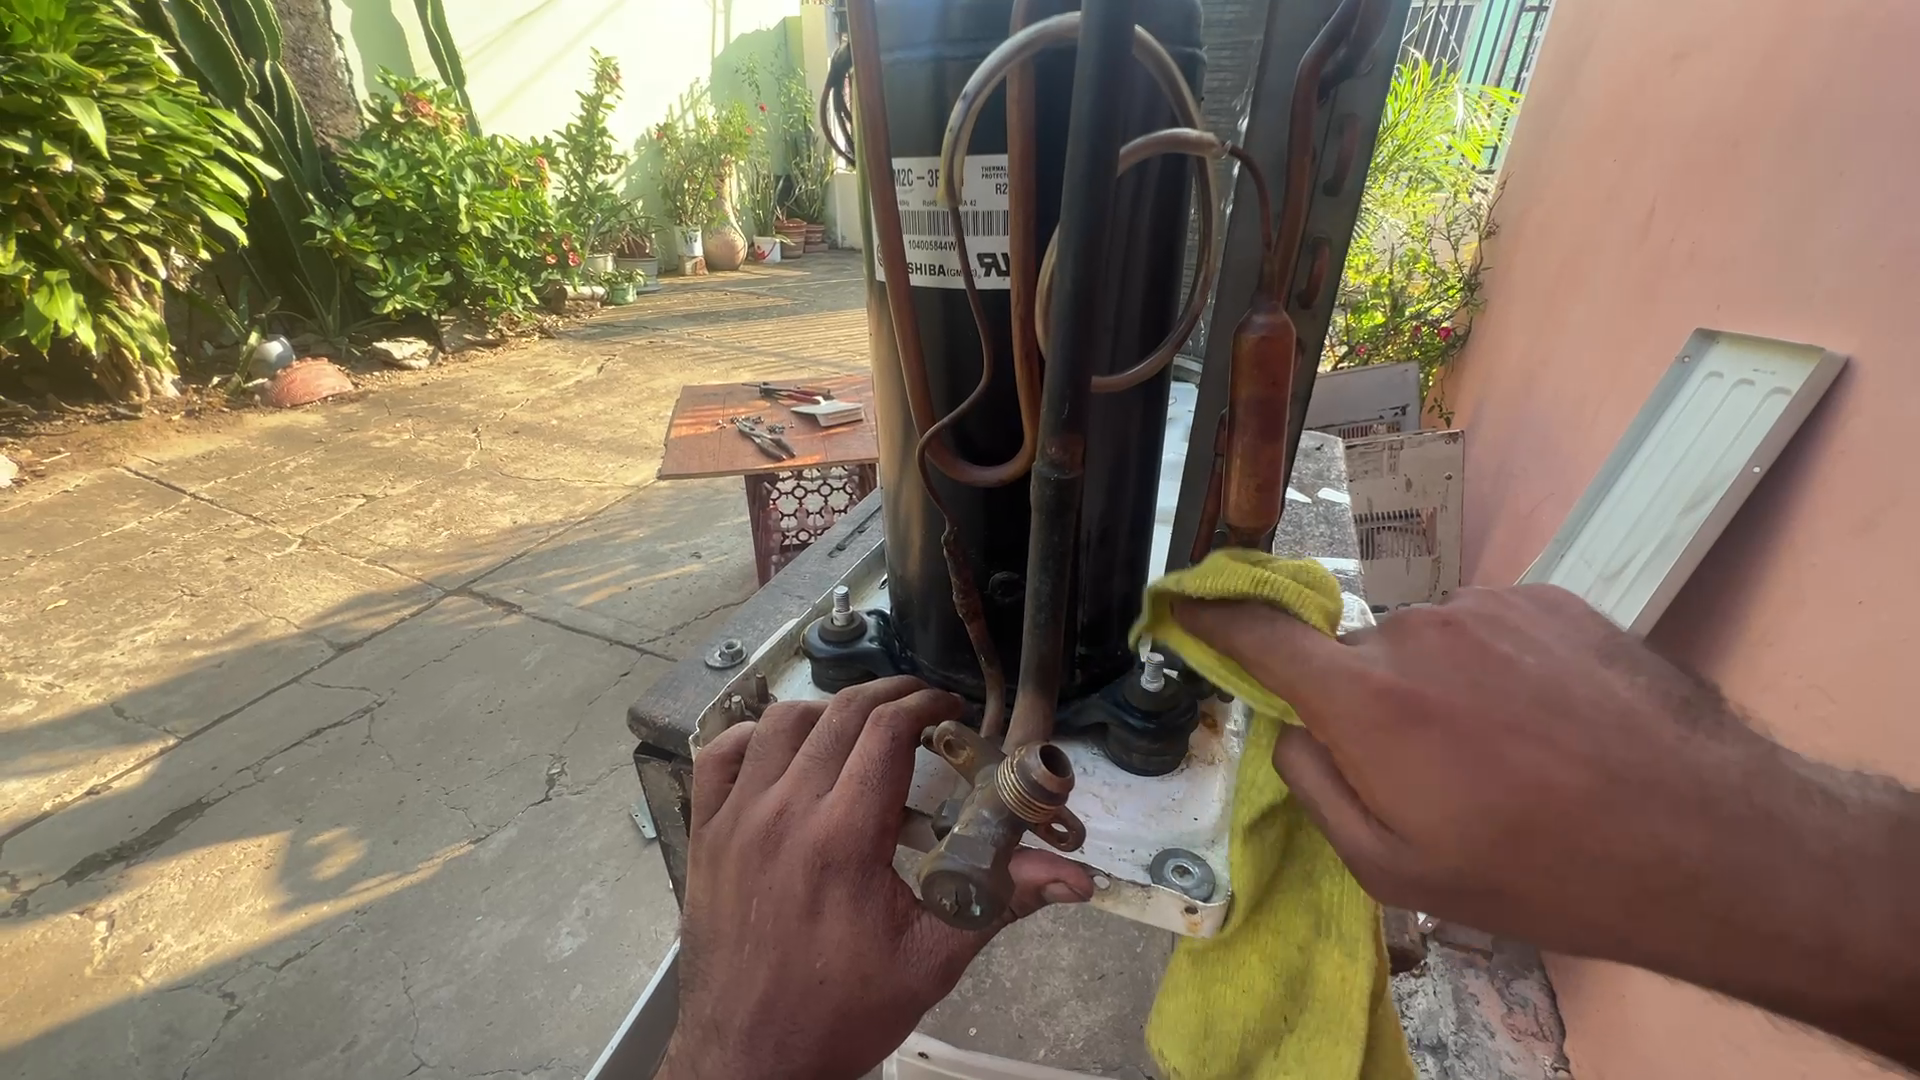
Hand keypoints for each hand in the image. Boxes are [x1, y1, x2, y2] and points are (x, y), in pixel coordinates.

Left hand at [657, 677, 1093, 1079]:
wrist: (748, 1060)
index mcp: (843, 837)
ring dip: (829, 710)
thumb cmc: (842, 1011)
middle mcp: (785, 811)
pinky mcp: (705, 831)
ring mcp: (736, 817)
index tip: (950, 707)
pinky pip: (721, 753)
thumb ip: (1002, 901)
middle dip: (890, 695)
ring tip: (861, 728)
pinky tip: (784, 749)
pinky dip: (756, 734)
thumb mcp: (931, 962)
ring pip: (781, 721)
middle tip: (921, 705)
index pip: (887, 731)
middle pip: (842, 714)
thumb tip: (1076, 877)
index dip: (925, 704)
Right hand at [1177, 585, 1919, 1066]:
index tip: (1183, 600)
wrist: (1718, 847)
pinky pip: (1481, 623)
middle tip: (1430, 760)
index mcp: (1364, 701)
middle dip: (1367, 698)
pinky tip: (1547, 711)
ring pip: (1420, 639)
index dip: (1212, 615)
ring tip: (1508, 741)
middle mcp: (1410, 634)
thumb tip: (1289, 726)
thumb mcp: (1395, 870)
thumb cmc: (1537, 870)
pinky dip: (1491, 660)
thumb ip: (1314, 788)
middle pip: (1352, 654)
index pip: (1260, 636)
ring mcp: (1480, 607)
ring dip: (1435, 681)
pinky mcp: (1543, 596)